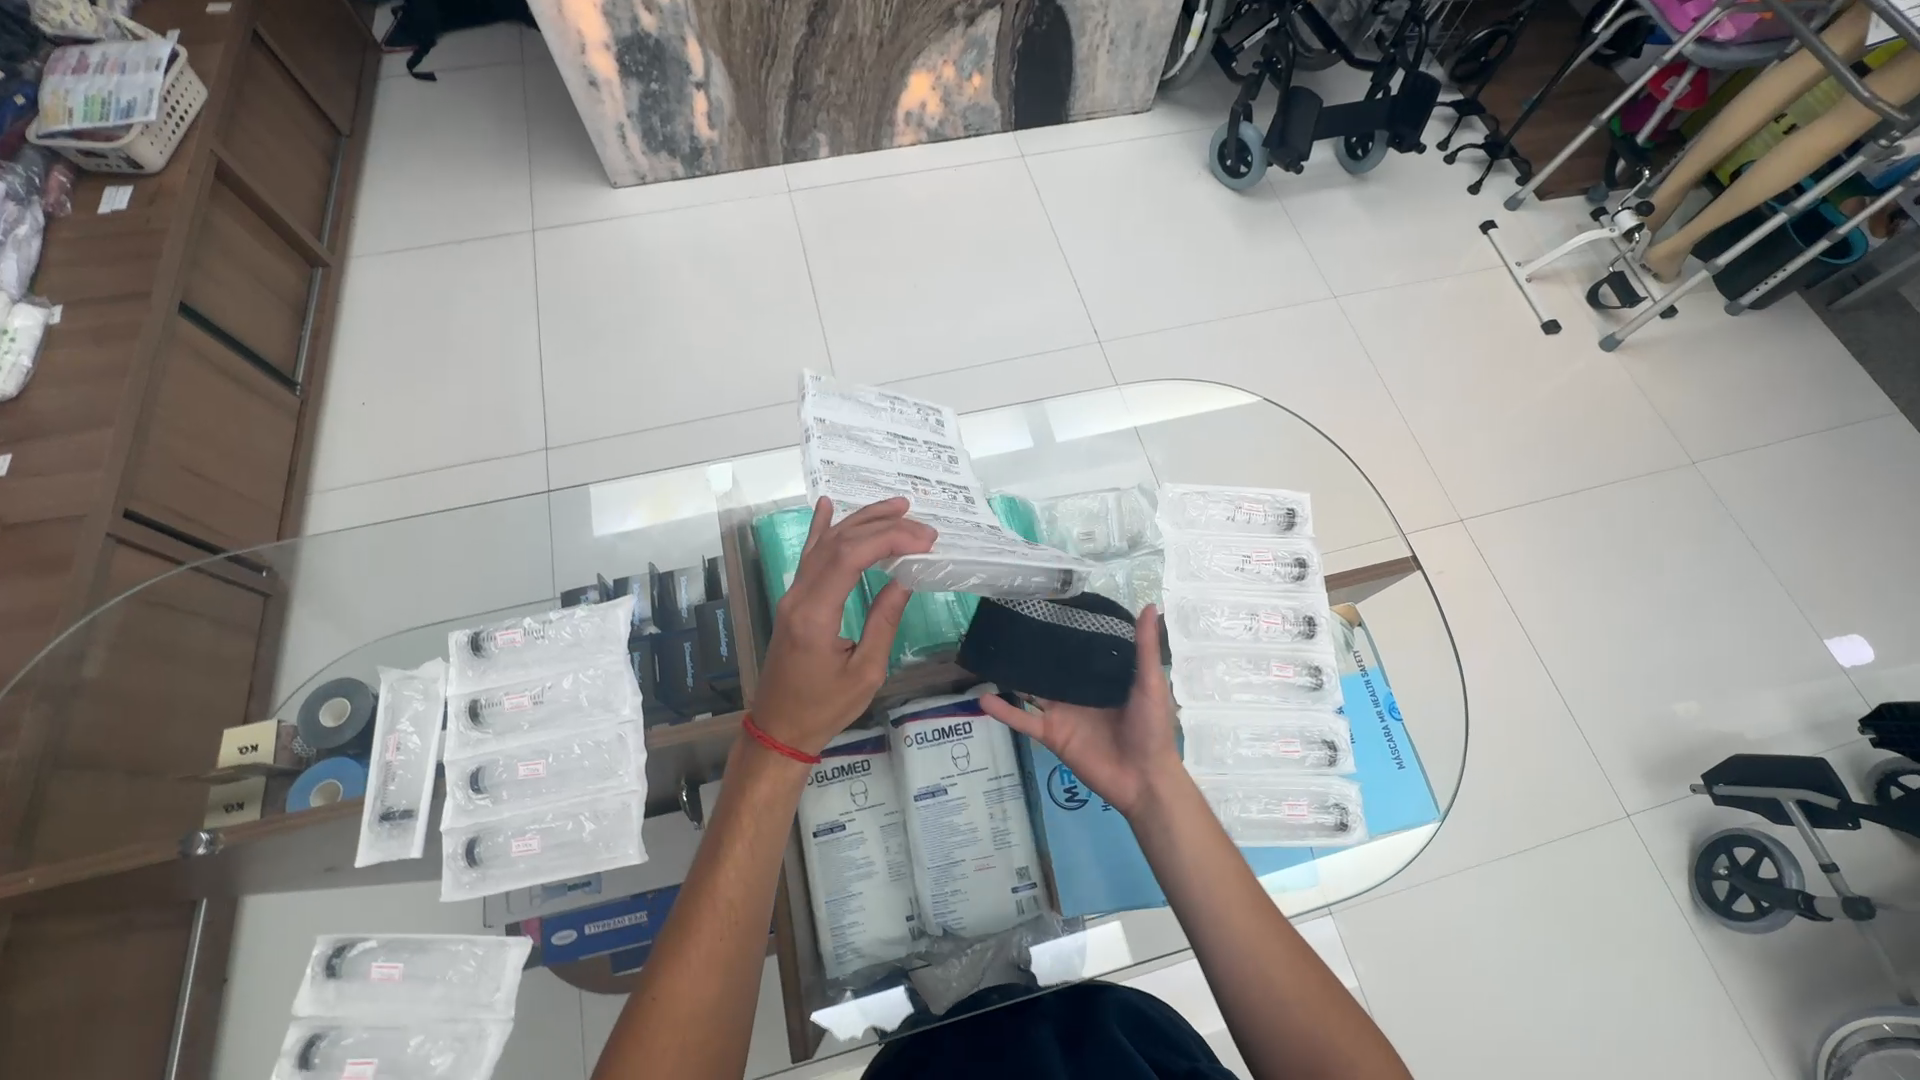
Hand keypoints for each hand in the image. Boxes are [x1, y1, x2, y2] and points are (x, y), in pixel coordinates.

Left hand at [752, 496, 935, 755]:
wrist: (779, 729)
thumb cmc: (824, 709)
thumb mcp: (865, 673)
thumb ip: (883, 622)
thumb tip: (904, 579)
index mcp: (815, 615)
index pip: (850, 557)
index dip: (889, 539)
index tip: (925, 540)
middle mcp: (798, 596)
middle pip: (839, 542)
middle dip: (883, 527)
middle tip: (923, 526)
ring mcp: (792, 595)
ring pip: (824, 543)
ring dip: (860, 521)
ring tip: (896, 506)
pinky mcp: (793, 601)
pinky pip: (809, 555)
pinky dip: (820, 528)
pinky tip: (828, 505)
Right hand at [980, 606, 1188, 817]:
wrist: (1144, 778)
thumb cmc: (1152, 728)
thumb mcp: (1151, 683)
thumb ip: (1145, 648)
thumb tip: (1149, 605)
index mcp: (1103, 679)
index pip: (1080, 651)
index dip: (1067, 632)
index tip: (1049, 608)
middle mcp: (1079, 693)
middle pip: (1051, 668)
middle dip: (1034, 651)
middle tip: (1010, 625)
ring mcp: (1062, 713)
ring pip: (1031, 691)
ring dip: (1012, 677)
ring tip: (989, 655)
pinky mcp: (1051, 734)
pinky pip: (1023, 720)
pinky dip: (1003, 712)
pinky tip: (983, 698)